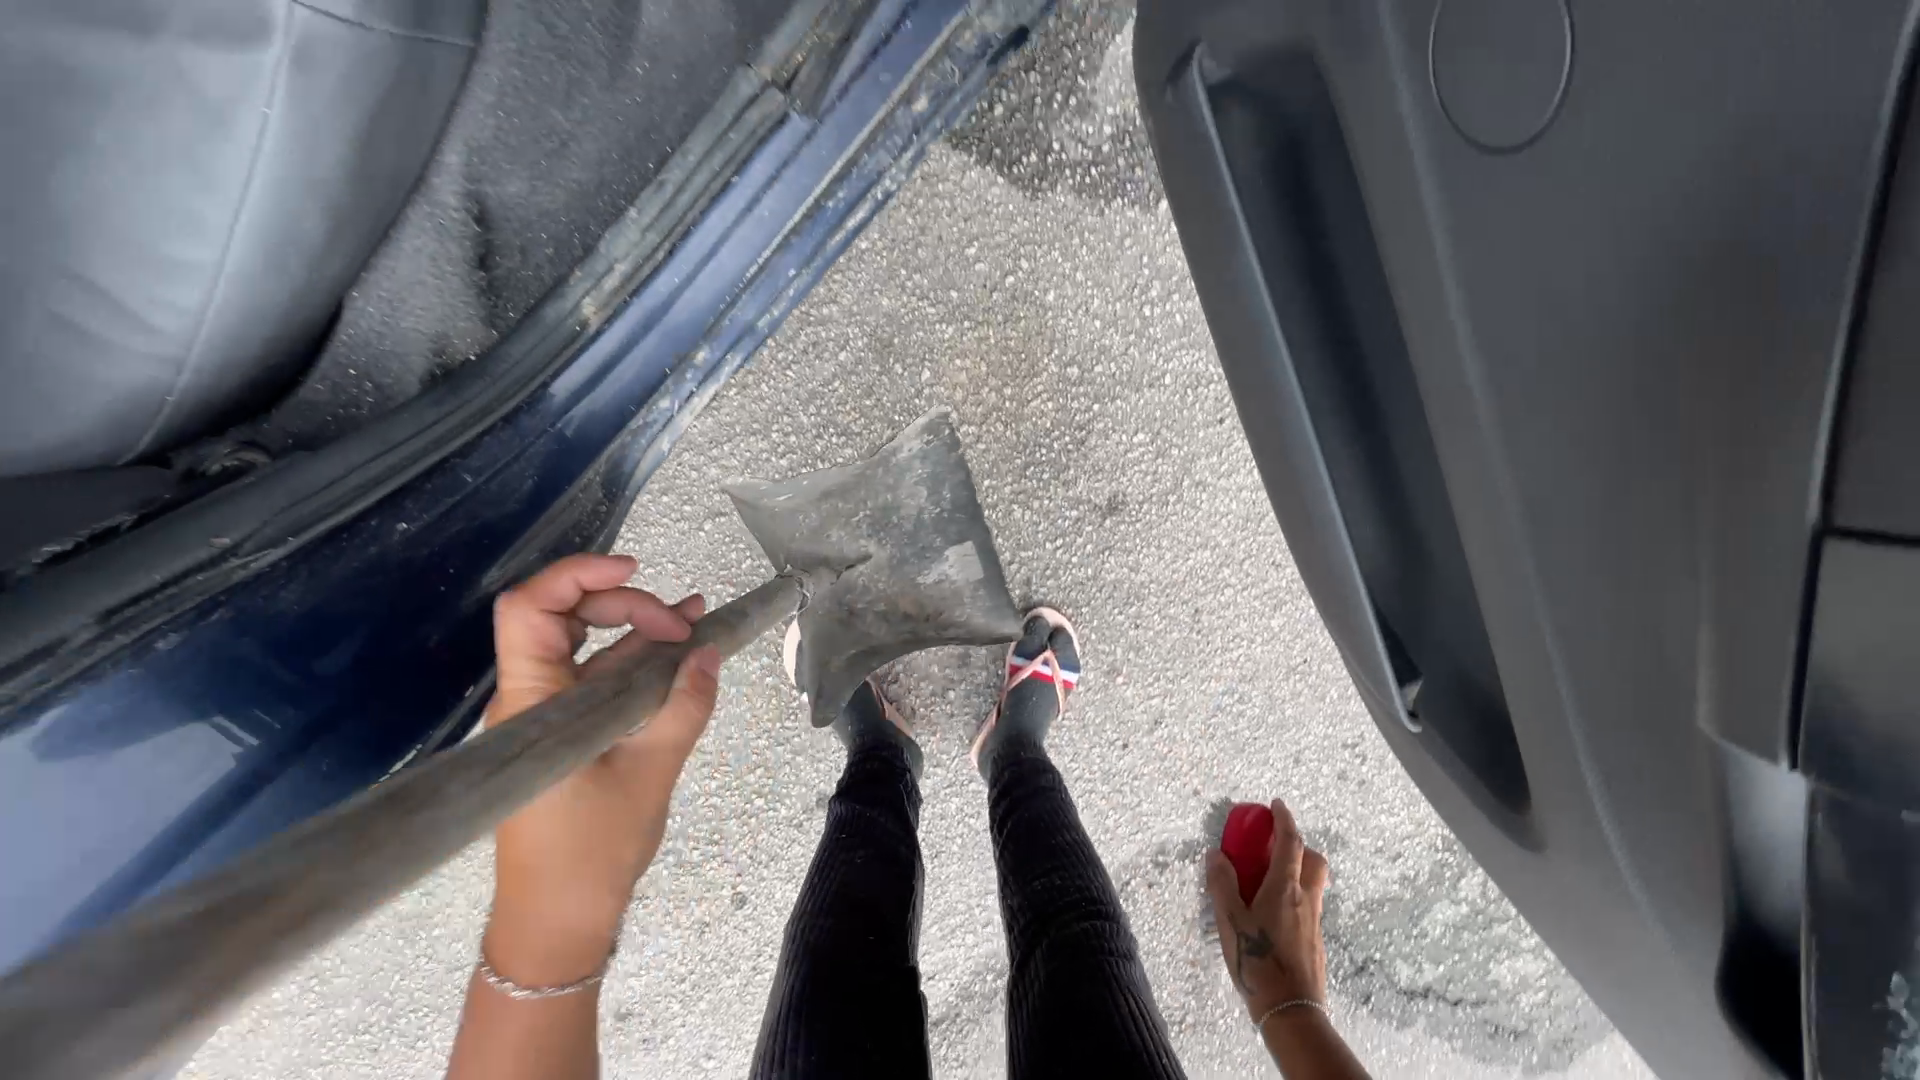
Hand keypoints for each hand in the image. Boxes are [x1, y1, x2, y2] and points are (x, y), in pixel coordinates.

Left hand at [481, 553, 721, 982]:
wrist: (557, 923)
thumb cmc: (591, 854)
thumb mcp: (650, 775)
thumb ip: (682, 708)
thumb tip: (710, 653)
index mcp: (532, 702)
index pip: (528, 610)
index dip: (577, 575)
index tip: (636, 569)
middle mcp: (530, 698)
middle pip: (561, 617)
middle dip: (623, 604)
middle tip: (679, 622)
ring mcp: (547, 716)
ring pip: (585, 648)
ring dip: (637, 629)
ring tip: (694, 616)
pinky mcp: (566, 734)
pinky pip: (598, 681)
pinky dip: (637, 662)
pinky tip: (683, 650)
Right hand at [1205, 799, 1330, 1018]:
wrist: (1291, 1010)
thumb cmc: (1257, 960)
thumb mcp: (1229, 920)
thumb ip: (1222, 883)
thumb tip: (1216, 854)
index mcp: (1285, 888)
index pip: (1291, 842)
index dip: (1285, 819)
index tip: (1277, 804)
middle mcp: (1306, 900)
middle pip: (1315, 861)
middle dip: (1300, 845)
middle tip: (1276, 846)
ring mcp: (1314, 922)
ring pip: (1314, 884)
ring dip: (1298, 870)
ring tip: (1269, 879)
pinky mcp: (1315, 942)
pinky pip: (1308, 905)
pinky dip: (1294, 895)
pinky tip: (1272, 913)